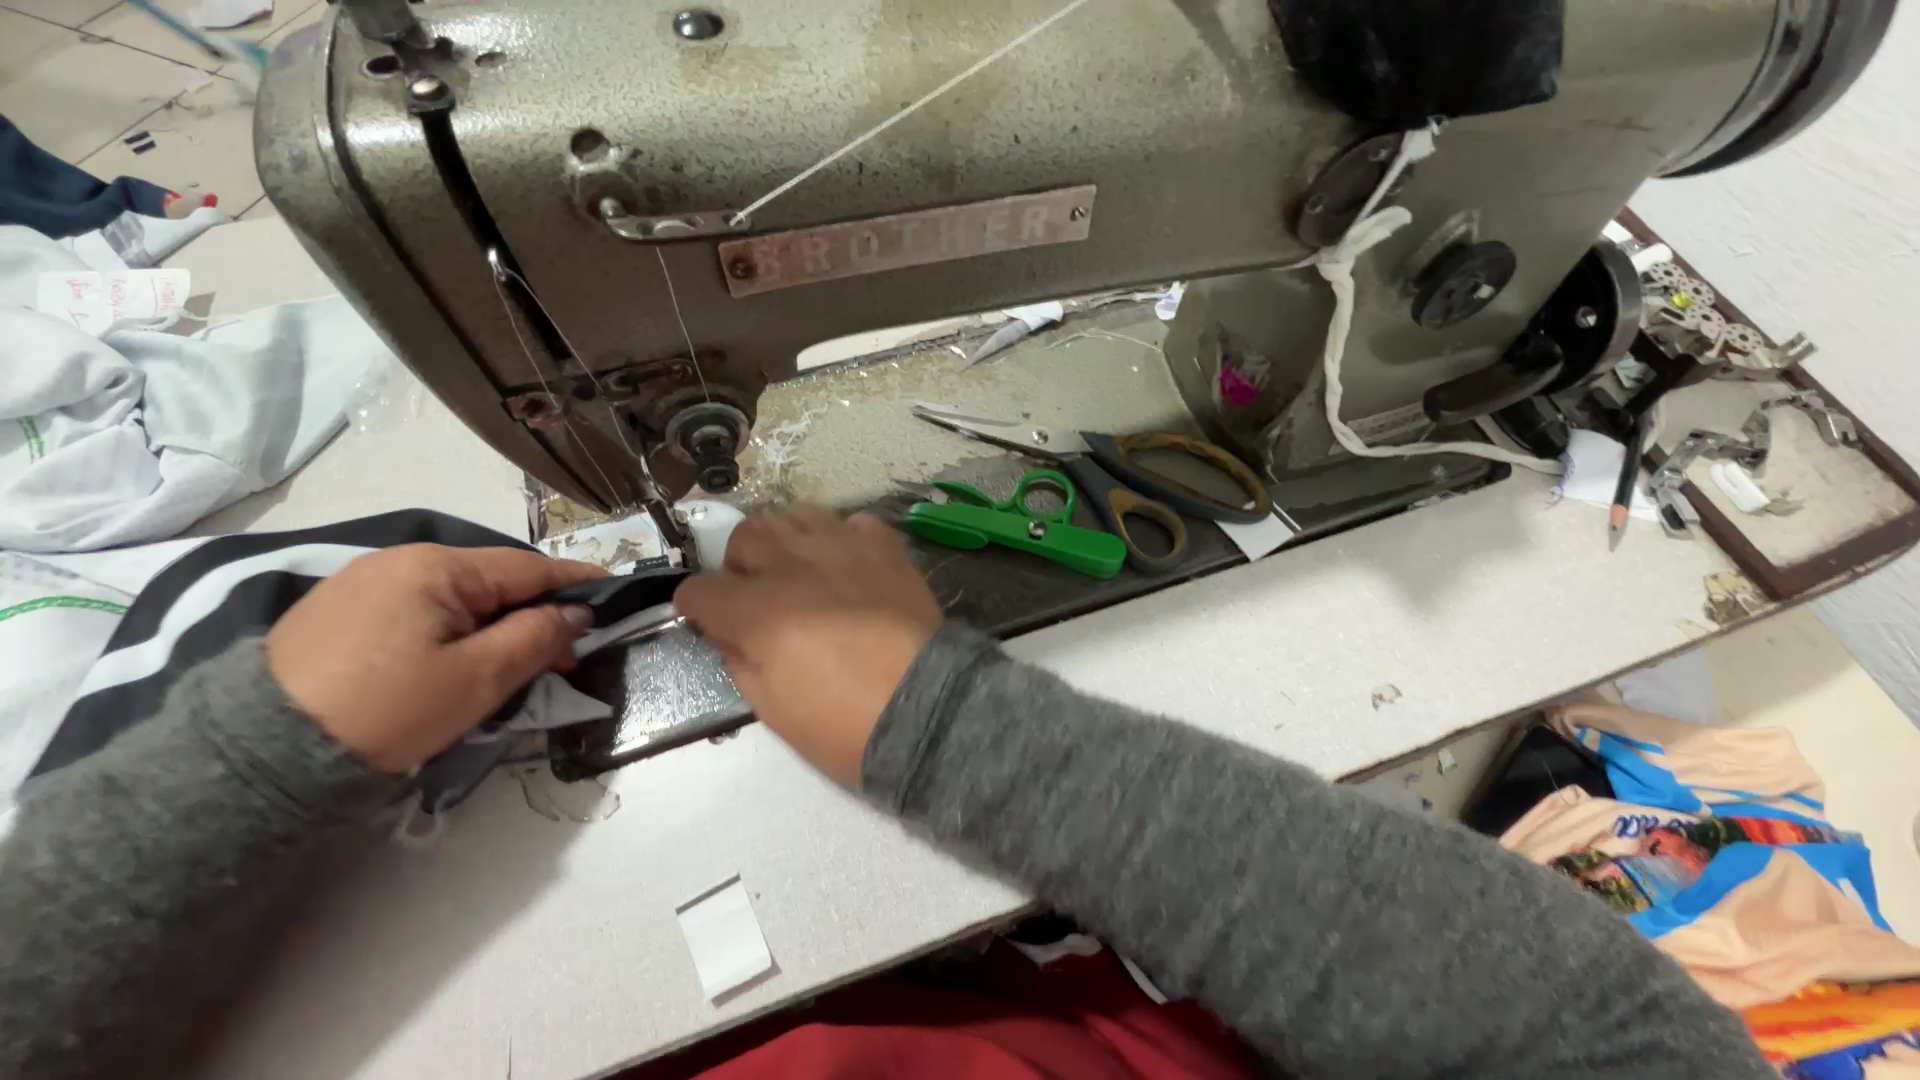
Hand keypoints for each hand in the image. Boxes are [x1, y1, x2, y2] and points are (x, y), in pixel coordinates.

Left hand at [264, 545, 605, 772]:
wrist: (260, 755)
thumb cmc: (387, 711)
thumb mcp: (479, 678)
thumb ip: (538, 636)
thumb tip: (576, 612)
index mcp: (437, 567)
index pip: (528, 568)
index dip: (576, 582)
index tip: (615, 592)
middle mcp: (400, 560)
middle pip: (493, 581)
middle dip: (535, 614)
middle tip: (564, 658)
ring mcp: (365, 582)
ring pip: (458, 597)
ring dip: (496, 625)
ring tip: (516, 665)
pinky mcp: (341, 611)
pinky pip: (421, 609)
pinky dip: (456, 629)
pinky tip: (461, 660)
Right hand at [674, 505, 940, 786]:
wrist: (925, 708)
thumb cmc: (844, 722)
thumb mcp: (773, 709)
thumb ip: (739, 662)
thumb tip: (728, 636)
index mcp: (759, 611)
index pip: (700, 590)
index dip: (695, 607)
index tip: (706, 621)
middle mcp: (794, 566)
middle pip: (745, 536)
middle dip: (739, 565)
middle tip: (756, 595)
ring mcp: (843, 547)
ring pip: (795, 514)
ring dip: (787, 541)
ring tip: (800, 572)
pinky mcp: (885, 546)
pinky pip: (852, 522)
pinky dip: (842, 538)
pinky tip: (848, 566)